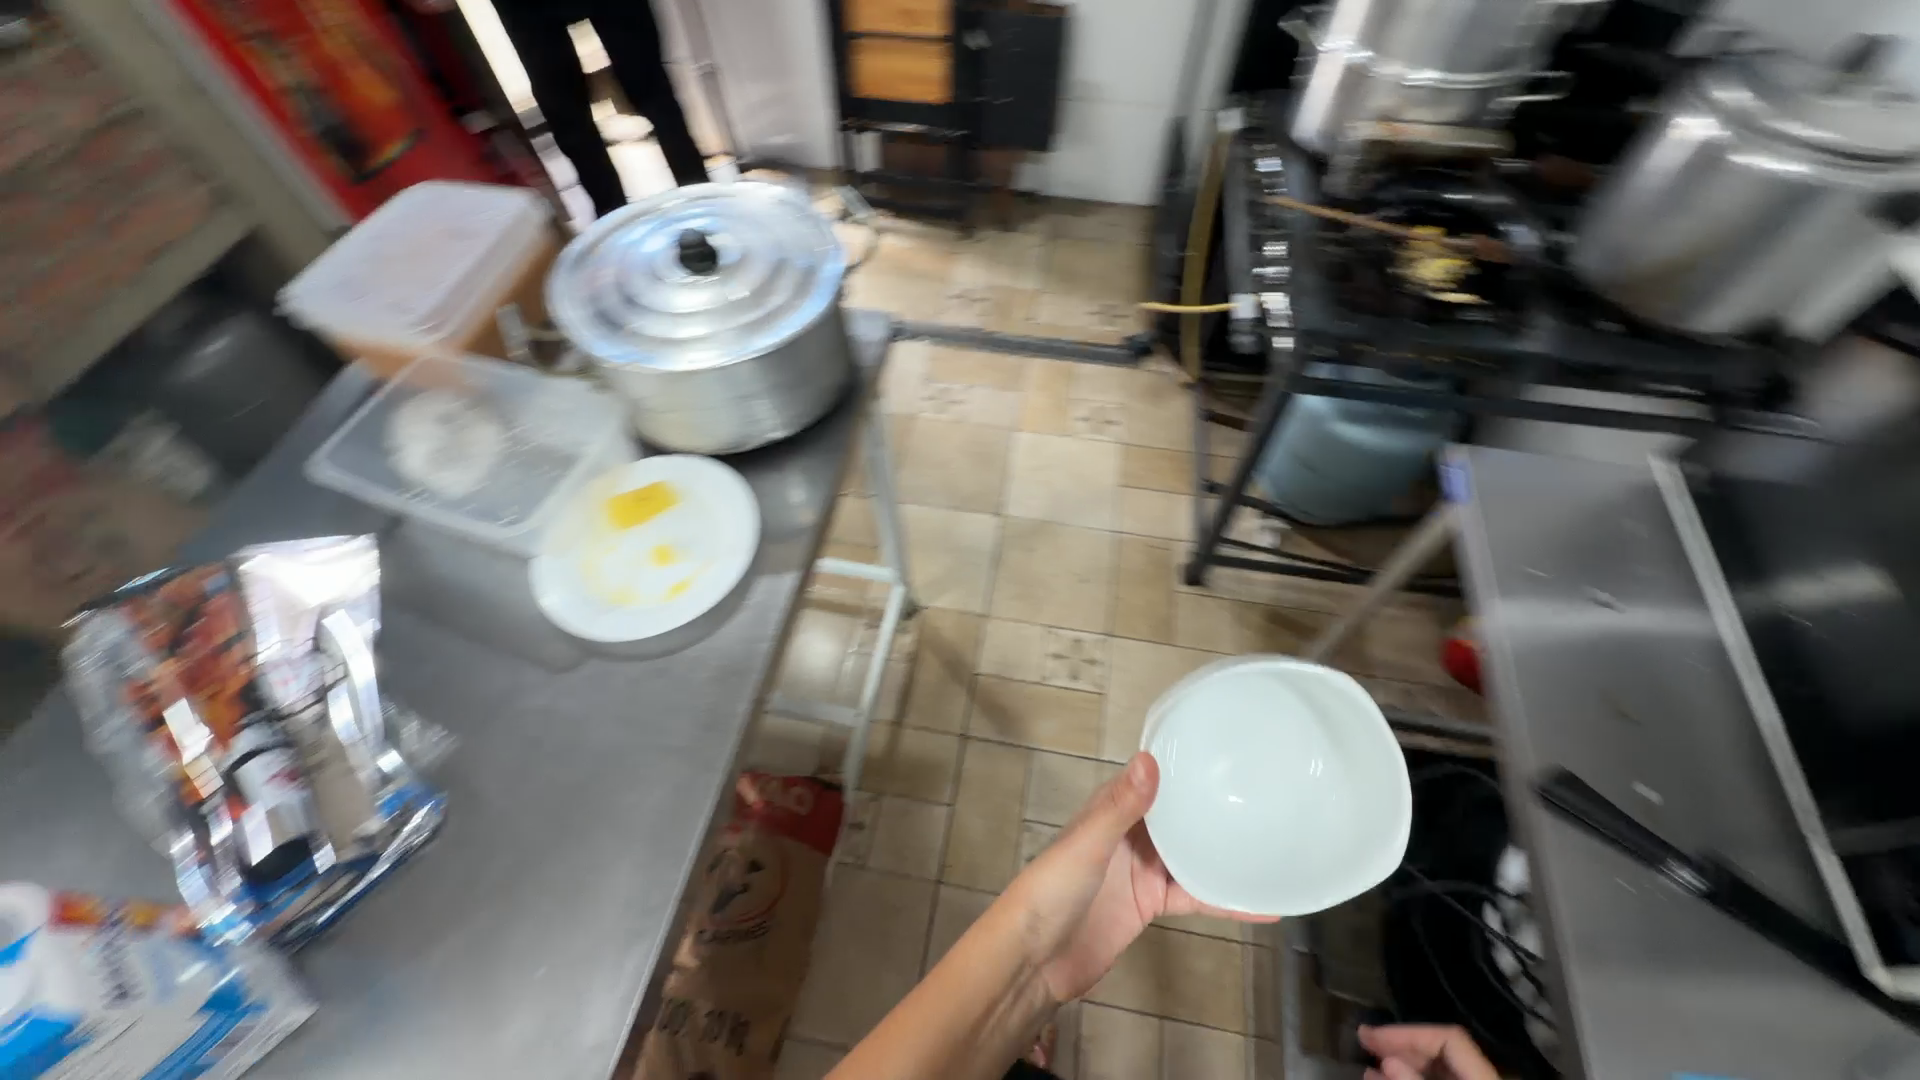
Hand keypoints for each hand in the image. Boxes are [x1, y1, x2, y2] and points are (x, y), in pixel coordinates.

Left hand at [998, 752, 1276, 1003]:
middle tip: (1263, 797)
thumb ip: (1120, 806)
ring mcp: (1140, 871)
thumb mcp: (1088, 842)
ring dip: (1223, 853)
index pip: (1150, 780)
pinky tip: (1260, 906)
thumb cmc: (1053, 889)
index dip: (1181, 767)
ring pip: (1190, 855)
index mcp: (1110, 811)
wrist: (1037, 958)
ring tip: (1271, 845)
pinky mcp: (1149, 905)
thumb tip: (1150, 759)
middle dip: (1211, 807)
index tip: (1223, 754)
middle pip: (1177, 816)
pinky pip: (1194, 897)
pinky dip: (1224, 900)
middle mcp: (1128, 835)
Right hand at [1359, 1024, 1497, 1079]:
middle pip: (1439, 1050)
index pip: (1448, 1037)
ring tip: (1368, 1066)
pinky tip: (1383, 1079)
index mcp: (1484, 1074)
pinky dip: (1410, 1078)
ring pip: (1436, 1068)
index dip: (1408, 1032)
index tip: (1373, 1035)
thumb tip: (1386, 1059)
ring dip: (1400, 1063)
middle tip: (1363, 1040)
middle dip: (1399, 1046)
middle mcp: (1480, 1074)